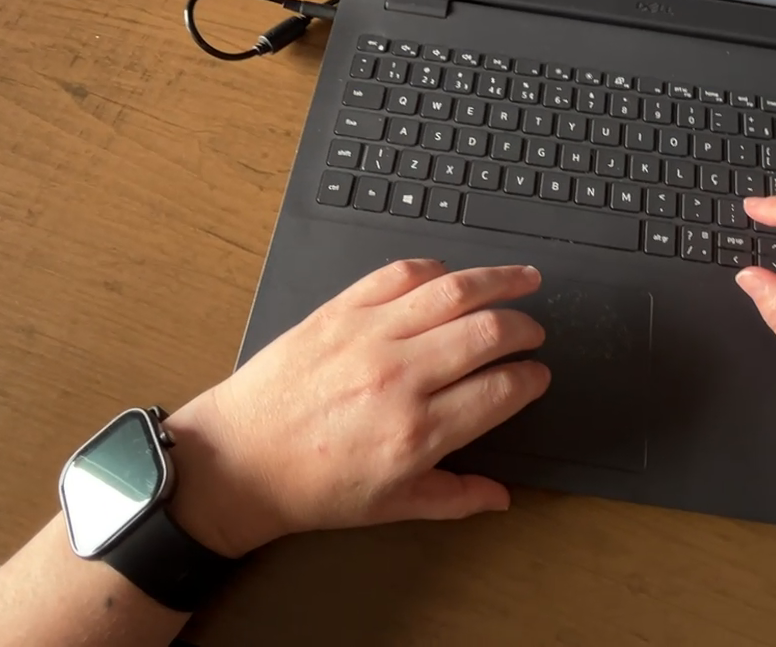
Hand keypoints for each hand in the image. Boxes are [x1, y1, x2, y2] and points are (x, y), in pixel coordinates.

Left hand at [163, 260, 549, 556]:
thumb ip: (454, 497)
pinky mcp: (341, 309)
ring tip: (523, 278)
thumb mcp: (389, 507)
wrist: (238, 459)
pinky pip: (399, 273)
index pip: (500, 390)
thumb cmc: (312, 487)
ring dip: (498, 280)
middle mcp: (400, 375)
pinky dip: (433, 268)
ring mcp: (369, 334)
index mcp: (416, 432)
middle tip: (534, 330)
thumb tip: (502, 496)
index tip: (537, 374)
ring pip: (453, 291)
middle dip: (524, 328)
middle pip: (488, 333)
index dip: (530, 378)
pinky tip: (450, 275)